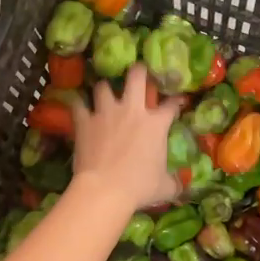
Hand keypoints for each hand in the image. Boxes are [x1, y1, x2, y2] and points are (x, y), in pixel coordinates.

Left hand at [72, 64, 181, 210]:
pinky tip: (79, 106)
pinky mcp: (85, 121)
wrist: (105, 189)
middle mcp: (132, 111)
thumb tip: (181, 187)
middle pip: (136, 77)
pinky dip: (79, 105)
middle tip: (138, 72)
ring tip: (105, 92)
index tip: (177, 100)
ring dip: (105, 88)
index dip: (176, 101)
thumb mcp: (164, 187)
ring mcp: (106, 113)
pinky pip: (78, 105)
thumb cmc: (139, 187)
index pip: (171, 105)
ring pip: (103, 87)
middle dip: (139, 71)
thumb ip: (174, 182)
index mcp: (156, 124)